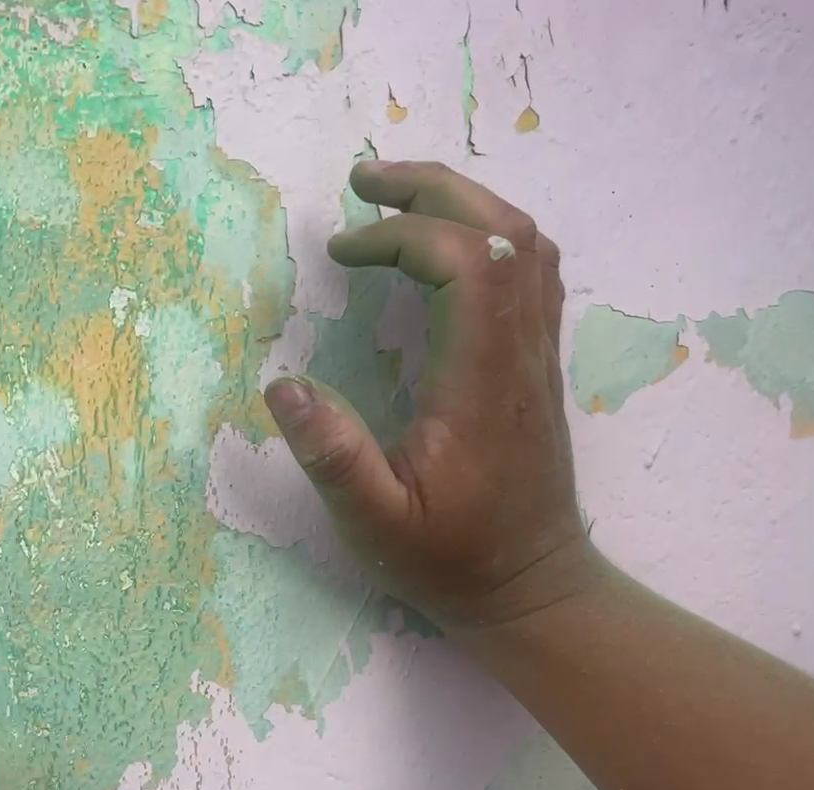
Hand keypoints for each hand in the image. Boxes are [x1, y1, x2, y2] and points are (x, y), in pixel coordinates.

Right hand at [263, 160, 603, 628]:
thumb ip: (331, 455)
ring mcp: (533, 356)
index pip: (465, 264)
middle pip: (504, 233)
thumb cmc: (447, 559)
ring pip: (526, 245)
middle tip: (364, 179)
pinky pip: (526, 273)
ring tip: (395, 198)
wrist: (529, 587)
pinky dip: (481, 238)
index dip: (401, 236)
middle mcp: (518, 353)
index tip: (339, 252)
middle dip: (433, 190)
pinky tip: (439, 250)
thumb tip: (281, 386)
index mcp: (479, 382)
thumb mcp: (373, 522)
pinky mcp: (529, 366)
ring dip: (462, 205)